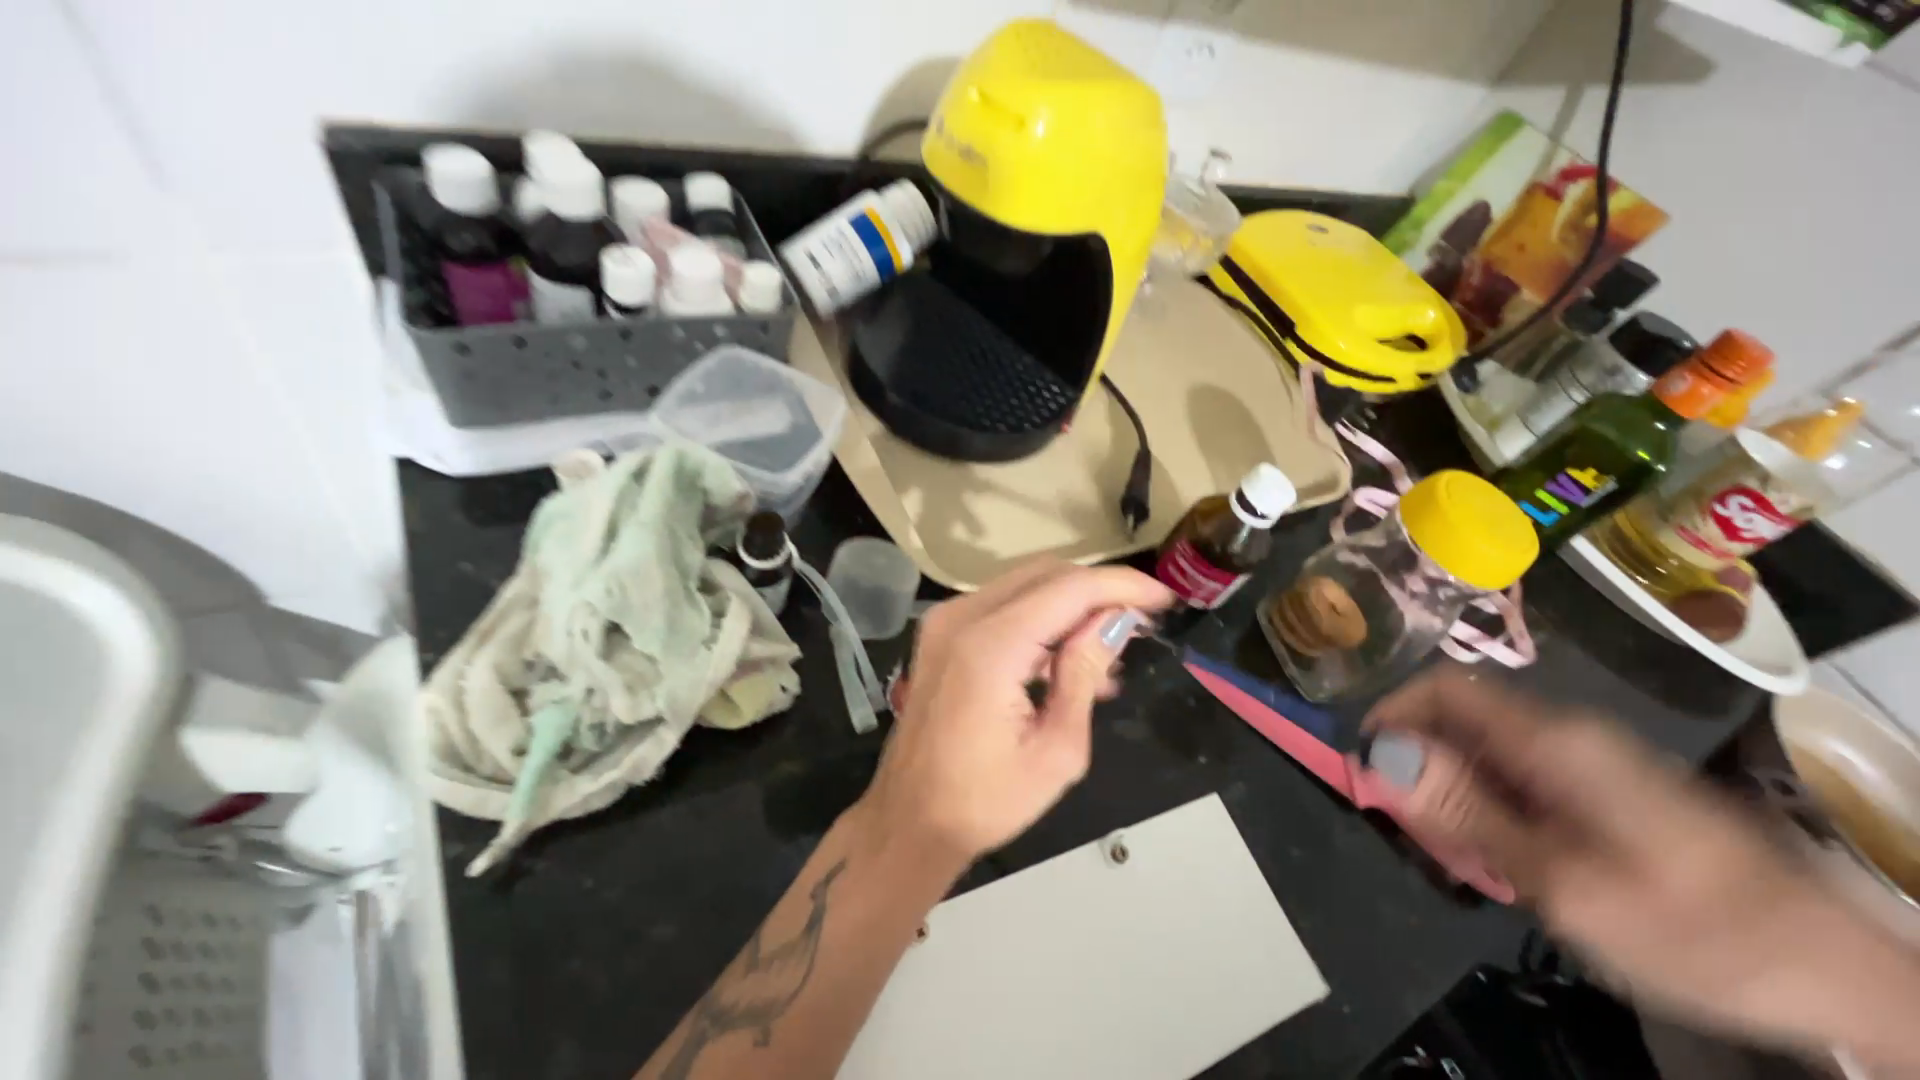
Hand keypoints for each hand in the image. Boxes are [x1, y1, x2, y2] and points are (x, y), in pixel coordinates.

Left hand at [856, 559, 1173, 870]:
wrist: (910, 820)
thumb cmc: (986, 800)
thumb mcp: (1056, 749)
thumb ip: (1085, 674)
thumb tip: (1115, 623)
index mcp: (991, 646)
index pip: (1071, 588)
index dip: (1123, 587)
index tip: (1164, 599)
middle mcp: (962, 618)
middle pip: (1047, 575)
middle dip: (1099, 592)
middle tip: (1139, 626)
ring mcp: (946, 623)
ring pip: (1025, 586)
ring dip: (1071, 608)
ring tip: (1110, 658)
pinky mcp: (941, 636)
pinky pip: (1003, 608)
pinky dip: (1041, 622)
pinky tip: (1070, 665)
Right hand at [1365, 668, 1868, 1047]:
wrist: (1831, 970)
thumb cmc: (1695, 928)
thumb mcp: (1566, 881)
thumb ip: (1469, 814)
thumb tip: (1383, 755)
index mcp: (1556, 741)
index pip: (1443, 687)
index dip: (1390, 715)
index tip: (1361, 767)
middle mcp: (1568, 735)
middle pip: (1459, 720)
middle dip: (1419, 766)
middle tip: (1413, 832)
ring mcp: (1589, 761)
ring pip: (1485, 753)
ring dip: (1453, 796)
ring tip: (1459, 857)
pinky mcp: (1603, 789)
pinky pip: (1518, 780)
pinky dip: (1489, 810)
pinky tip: (1503, 860)